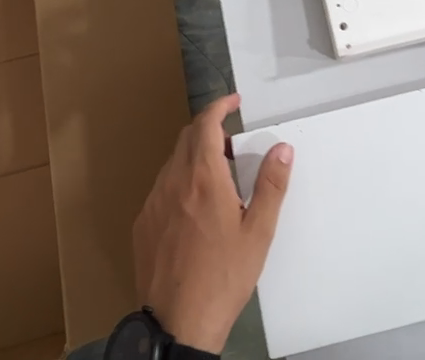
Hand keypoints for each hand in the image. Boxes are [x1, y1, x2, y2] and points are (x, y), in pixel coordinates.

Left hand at [132, 94, 293, 352]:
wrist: (178, 322)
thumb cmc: (224, 276)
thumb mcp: (259, 233)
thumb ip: (271, 185)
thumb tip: (282, 148)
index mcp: (203, 177)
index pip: (206, 123)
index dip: (220, 106)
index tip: (234, 101)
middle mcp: (173, 181)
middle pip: (188, 137)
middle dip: (210, 129)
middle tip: (233, 144)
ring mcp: (153, 202)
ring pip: (173, 162)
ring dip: (195, 156)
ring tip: (218, 179)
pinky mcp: (142, 223)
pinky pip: (162, 188)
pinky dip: (180, 181)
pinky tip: (194, 209)